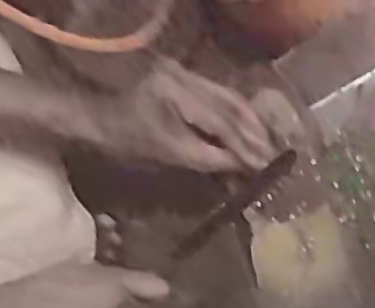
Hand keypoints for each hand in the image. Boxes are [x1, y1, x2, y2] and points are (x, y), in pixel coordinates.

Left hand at [96, 59, 309, 171]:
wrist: (97, 115)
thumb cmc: (133, 140)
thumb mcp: (177, 155)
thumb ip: (216, 160)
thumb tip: (251, 169)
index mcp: (176, 93)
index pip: (224, 124)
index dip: (249, 149)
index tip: (268, 168)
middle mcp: (182, 75)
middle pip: (233, 107)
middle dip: (257, 136)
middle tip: (276, 160)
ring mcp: (183, 72)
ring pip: (232, 98)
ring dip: (254, 125)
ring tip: (270, 147)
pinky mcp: (185, 76)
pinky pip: (223, 95)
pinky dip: (242, 115)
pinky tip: (255, 131)